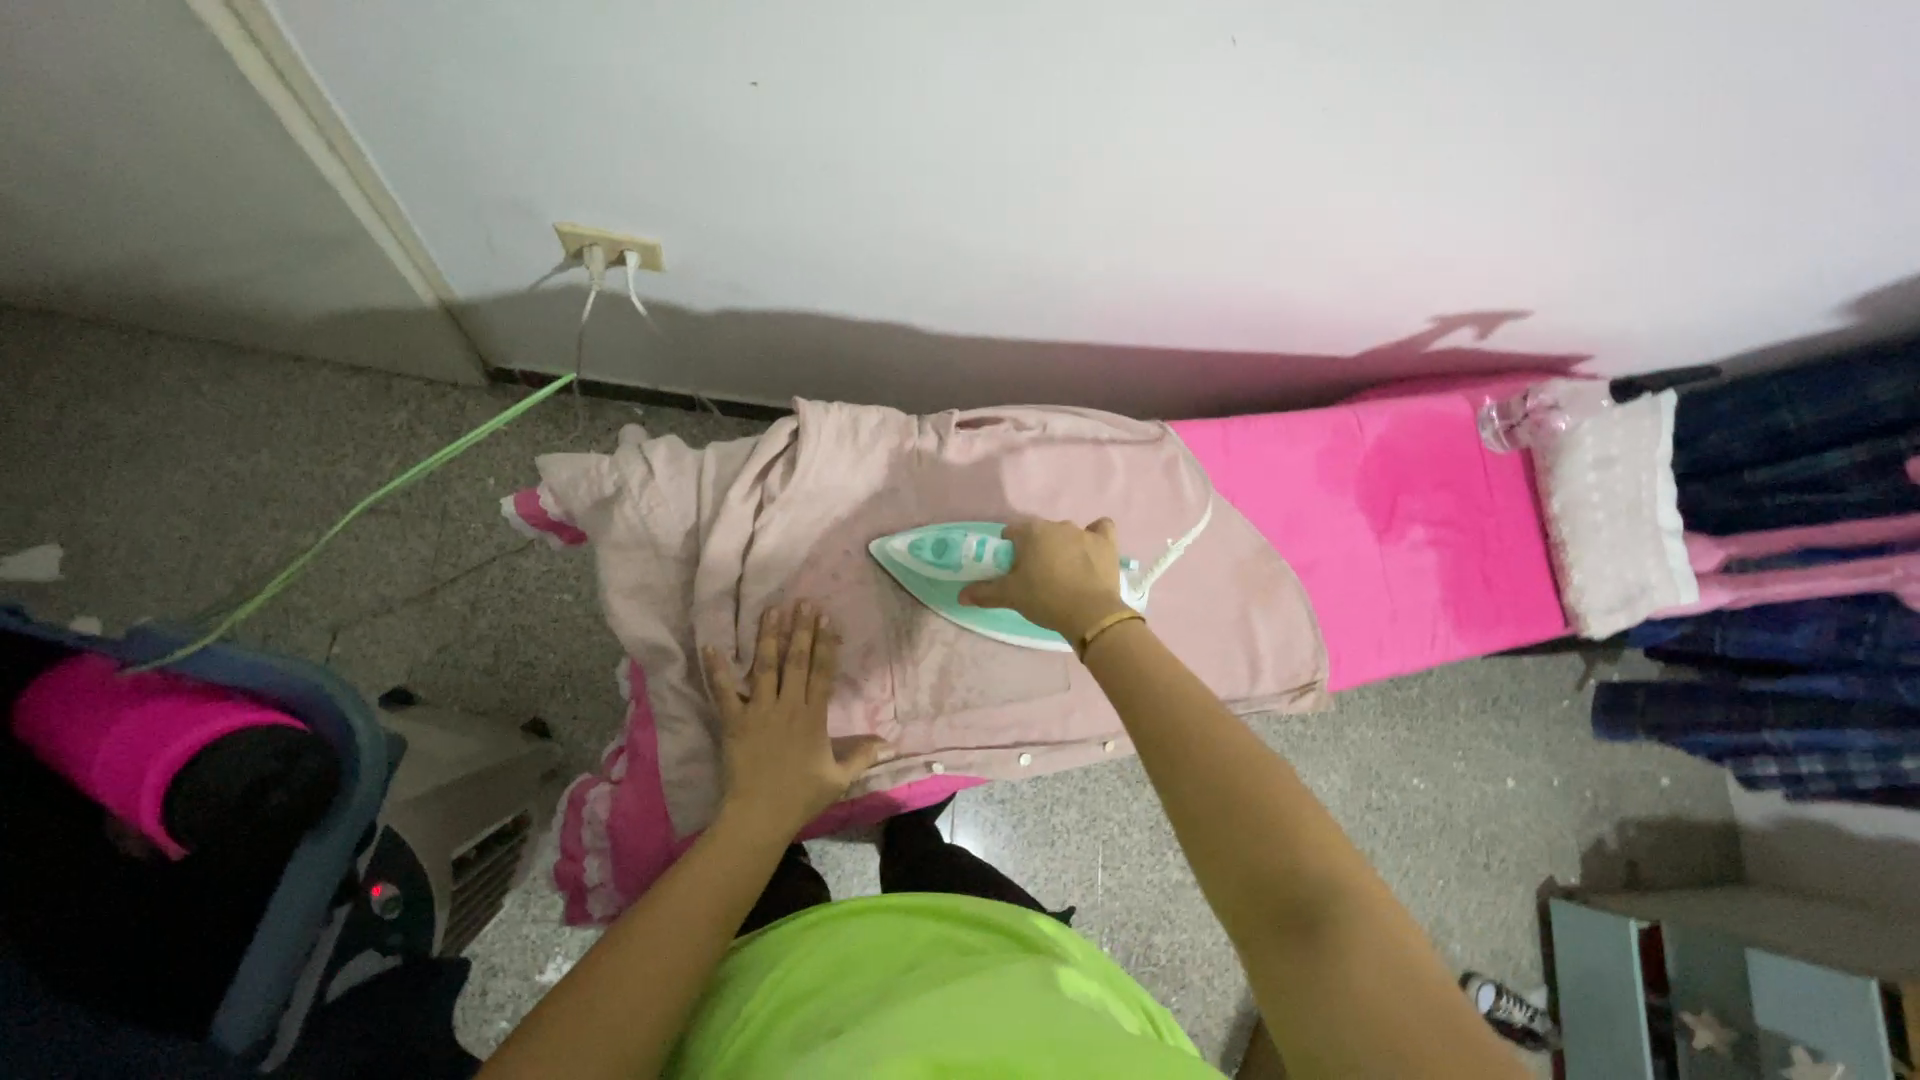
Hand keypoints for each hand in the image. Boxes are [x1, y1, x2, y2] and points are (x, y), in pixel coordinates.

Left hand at [703, 600, 889, 836]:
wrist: (759, 815)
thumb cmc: (801, 797)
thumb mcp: (839, 779)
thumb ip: (862, 756)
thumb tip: (888, 742)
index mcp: (813, 717)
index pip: (822, 672)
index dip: (825, 643)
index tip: (826, 618)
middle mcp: (787, 706)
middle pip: (796, 660)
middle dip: (800, 629)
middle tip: (803, 602)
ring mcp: (758, 711)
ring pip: (765, 666)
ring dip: (768, 636)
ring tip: (772, 610)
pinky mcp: (733, 721)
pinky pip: (723, 691)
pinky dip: (717, 669)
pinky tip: (711, 646)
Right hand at [957, 517, 1132, 641]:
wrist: (1090, 613)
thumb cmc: (1045, 599)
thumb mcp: (1010, 596)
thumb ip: (984, 592)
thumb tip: (961, 595)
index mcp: (1032, 532)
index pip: (1012, 532)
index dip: (1009, 549)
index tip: (1011, 569)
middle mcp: (1057, 525)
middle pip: (1040, 533)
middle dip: (1035, 548)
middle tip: (1035, 575)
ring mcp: (1084, 532)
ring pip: (1067, 533)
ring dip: (1062, 546)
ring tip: (1063, 572)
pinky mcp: (1106, 543)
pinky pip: (1100, 529)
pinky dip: (1095, 536)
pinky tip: (1092, 549)